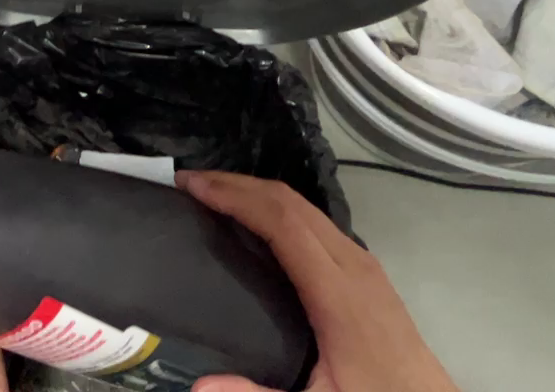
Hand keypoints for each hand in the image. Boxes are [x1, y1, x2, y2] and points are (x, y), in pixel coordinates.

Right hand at [177, 172, 458, 391]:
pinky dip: (274, 208)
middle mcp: (353, 265)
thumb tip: (198, 385)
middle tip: (189, 185)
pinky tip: (253, 222)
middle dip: (236, 183)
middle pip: (289, 201)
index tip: (192, 187)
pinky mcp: (365, 271)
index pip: (282, 220)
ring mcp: (363, 264)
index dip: (235, 196)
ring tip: (212, 196)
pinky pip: (312, 221)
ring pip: (302, 206)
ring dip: (255, 192)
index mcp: (339, 293)